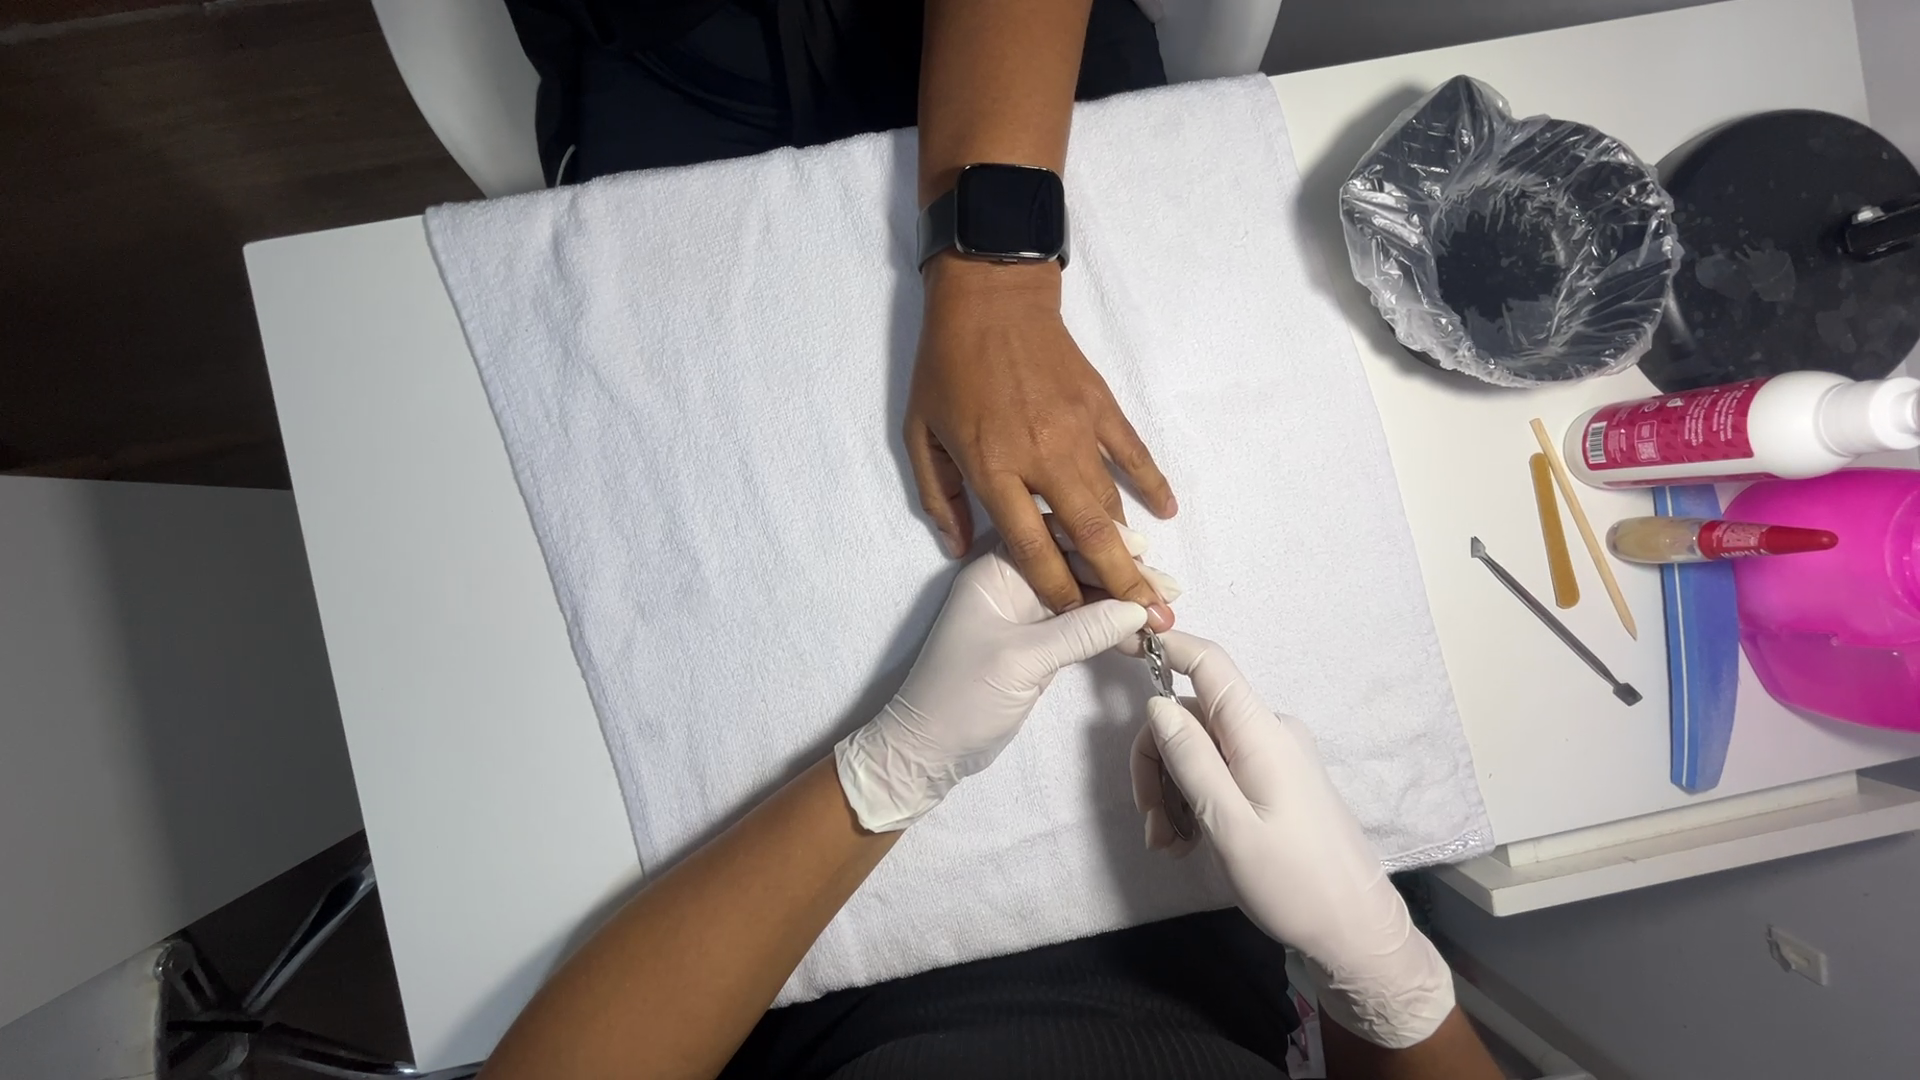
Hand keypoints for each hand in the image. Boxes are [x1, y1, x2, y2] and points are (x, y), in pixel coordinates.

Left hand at [836, 548, 1148, 831]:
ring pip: (1085, 596)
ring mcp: (1027, 614)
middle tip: (1170, 592)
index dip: (1101, 542)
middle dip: (1122, 578)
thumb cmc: (962, 694)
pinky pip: (1082, 625)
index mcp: (997, 570)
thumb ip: (1081, 629)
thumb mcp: (1022, 659)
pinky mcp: (1038, 643)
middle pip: (1076, 566)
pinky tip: (1141, 634)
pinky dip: (1111, 629)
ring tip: (1167, 614)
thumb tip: (1138, 607)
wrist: (930, 749)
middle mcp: (1013, 583)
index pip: (1055, 538)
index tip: (1145, 552)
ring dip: (1123, 605)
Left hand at [903, 256, 1175, 630]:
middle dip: (1119, 585)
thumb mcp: (920, 434)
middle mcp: (1041, 458)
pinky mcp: (1101, 407)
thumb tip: (960, 548)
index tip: (1079, 621)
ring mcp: (1078, 431)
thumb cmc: (947, 368)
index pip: (1031, 546)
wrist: (990, 298)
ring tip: (1154, 583)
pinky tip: (1166, 511)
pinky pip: (1133, 454)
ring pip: (1112, 503)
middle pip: (1088, 535)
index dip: (1058, 590)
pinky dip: (1152, 484)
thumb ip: (938, 497)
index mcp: (992, 468)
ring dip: (1133, 547)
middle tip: (1146, 621)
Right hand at [1128, 632, 1454, 1049]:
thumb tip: (1155, 703)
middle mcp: (1266, 731)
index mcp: (1261, 732)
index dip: (1165, 644)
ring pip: (1196, 747)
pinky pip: (1216, 769)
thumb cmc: (1294, 882)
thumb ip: (1191, 759)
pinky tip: (1186, 841)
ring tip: (1168, 843)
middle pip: (1189, 715)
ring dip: (1171, 789)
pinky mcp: (1271, 778)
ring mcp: (1270, 755)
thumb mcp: (1229, 825)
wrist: (1357, 935)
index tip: (1122, 643)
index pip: (1208, 664)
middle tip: (1150, 821)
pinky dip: (1192, 798)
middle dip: (1157, 760)